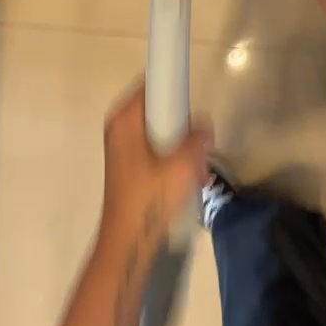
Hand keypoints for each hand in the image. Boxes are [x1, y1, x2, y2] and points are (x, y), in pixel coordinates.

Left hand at [98, 83, 211, 243]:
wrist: (128, 242)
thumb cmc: (149, 200)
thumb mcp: (181, 166)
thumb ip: (196, 139)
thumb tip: (204, 125)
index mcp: (125, 118)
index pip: (152, 82)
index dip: (175, 87)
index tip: (194, 101)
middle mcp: (121, 127)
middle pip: (160, 108)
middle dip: (185, 126)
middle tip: (201, 147)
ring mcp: (124, 146)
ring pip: (162, 131)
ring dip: (184, 147)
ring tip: (199, 170)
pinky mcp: (130, 165)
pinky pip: (157, 148)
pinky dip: (174, 159)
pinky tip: (191, 180)